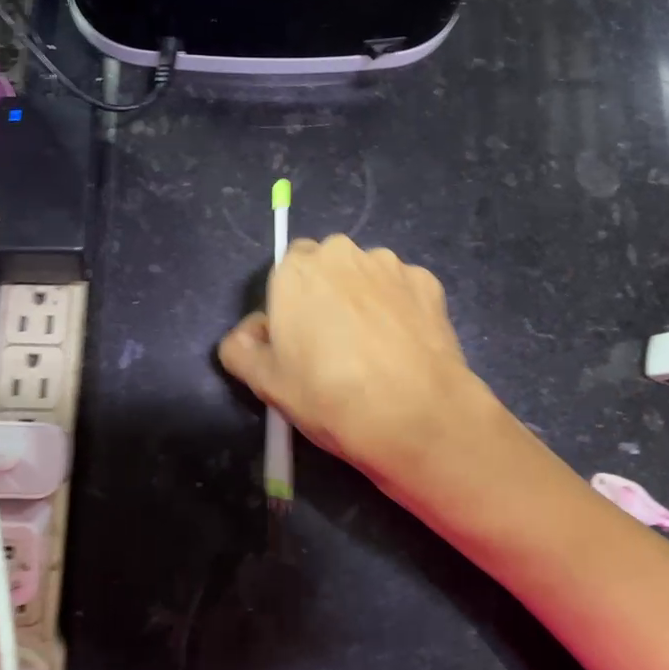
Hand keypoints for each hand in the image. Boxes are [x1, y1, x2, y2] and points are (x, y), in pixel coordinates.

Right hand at [219, 235, 495, 482]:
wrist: (416, 415)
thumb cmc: (329, 396)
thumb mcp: (266, 384)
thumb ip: (241, 349)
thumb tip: (247, 334)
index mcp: (295, 271)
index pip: (284, 270)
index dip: (290, 303)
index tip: (297, 339)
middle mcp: (340, 254)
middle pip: (326, 266)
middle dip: (327, 292)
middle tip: (334, 343)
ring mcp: (388, 265)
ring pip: (367, 274)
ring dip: (365, 297)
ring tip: (375, 348)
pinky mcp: (427, 282)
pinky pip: (402, 289)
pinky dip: (400, 308)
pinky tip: (404, 346)